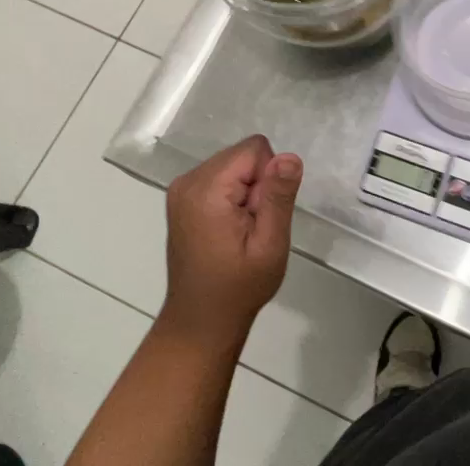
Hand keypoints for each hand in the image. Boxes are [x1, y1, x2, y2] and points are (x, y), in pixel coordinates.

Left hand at [160, 135, 303, 345]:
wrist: (201, 321)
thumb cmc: (239, 287)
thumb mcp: (270, 245)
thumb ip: (279, 197)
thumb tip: (289, 157)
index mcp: (206, 190)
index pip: (255, 149)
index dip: (269, 179)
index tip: (261, 215)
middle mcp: (188, 181)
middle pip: (242, 155)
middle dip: (257, 184)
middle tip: (252, 227)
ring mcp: (180, 188)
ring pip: (233, 164)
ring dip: (245, 191)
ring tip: (240, 231)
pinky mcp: (181, 197)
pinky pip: (220, 176)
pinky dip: (231, 196)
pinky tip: (228, 229)